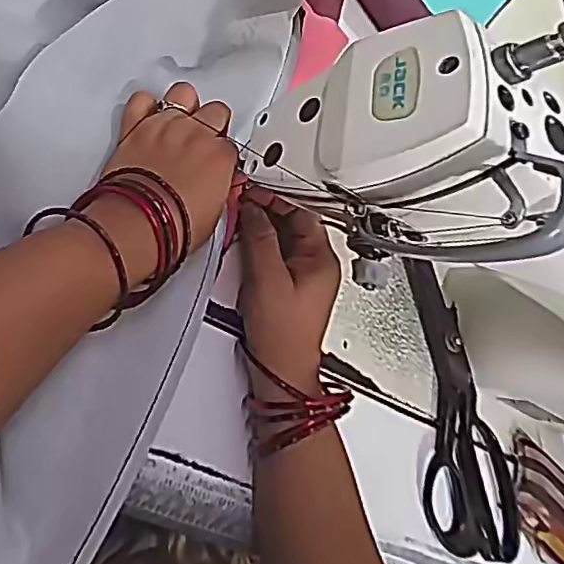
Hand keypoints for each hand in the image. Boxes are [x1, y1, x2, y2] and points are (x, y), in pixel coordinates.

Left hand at [89, 83, 238, 280]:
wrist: (140, 222)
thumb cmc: (176, 224)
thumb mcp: (215, 214)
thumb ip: (220, 190)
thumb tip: (218, 189)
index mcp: (220, 155)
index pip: (230, 144)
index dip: (221, 154)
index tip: (214, 163)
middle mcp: (196, 133)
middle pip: (215, 111)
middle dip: (211, 124)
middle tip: (202, 141)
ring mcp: (165, 126)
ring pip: (183, 93)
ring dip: (183, 105)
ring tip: (178, 121)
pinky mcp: (136, 127)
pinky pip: (141, 100)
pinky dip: (144, 104)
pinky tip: (147, 114)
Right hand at [236, 186, 340, 391]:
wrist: (279, 368)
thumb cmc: (282, 334)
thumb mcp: (267, 278)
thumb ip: (260, 239)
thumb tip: (253, 210)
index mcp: (322, 261)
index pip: (302, 214)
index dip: (276, 200)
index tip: (253, 194)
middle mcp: (317, 267)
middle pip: (293, 224)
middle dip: (267, 211)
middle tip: (244, 204)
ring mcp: (304, 277)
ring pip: (283, 239)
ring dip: (262, 228)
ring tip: (241, 221)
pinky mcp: (289, 287)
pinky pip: (276, 254)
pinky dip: (260, 245)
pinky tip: (244, 245)